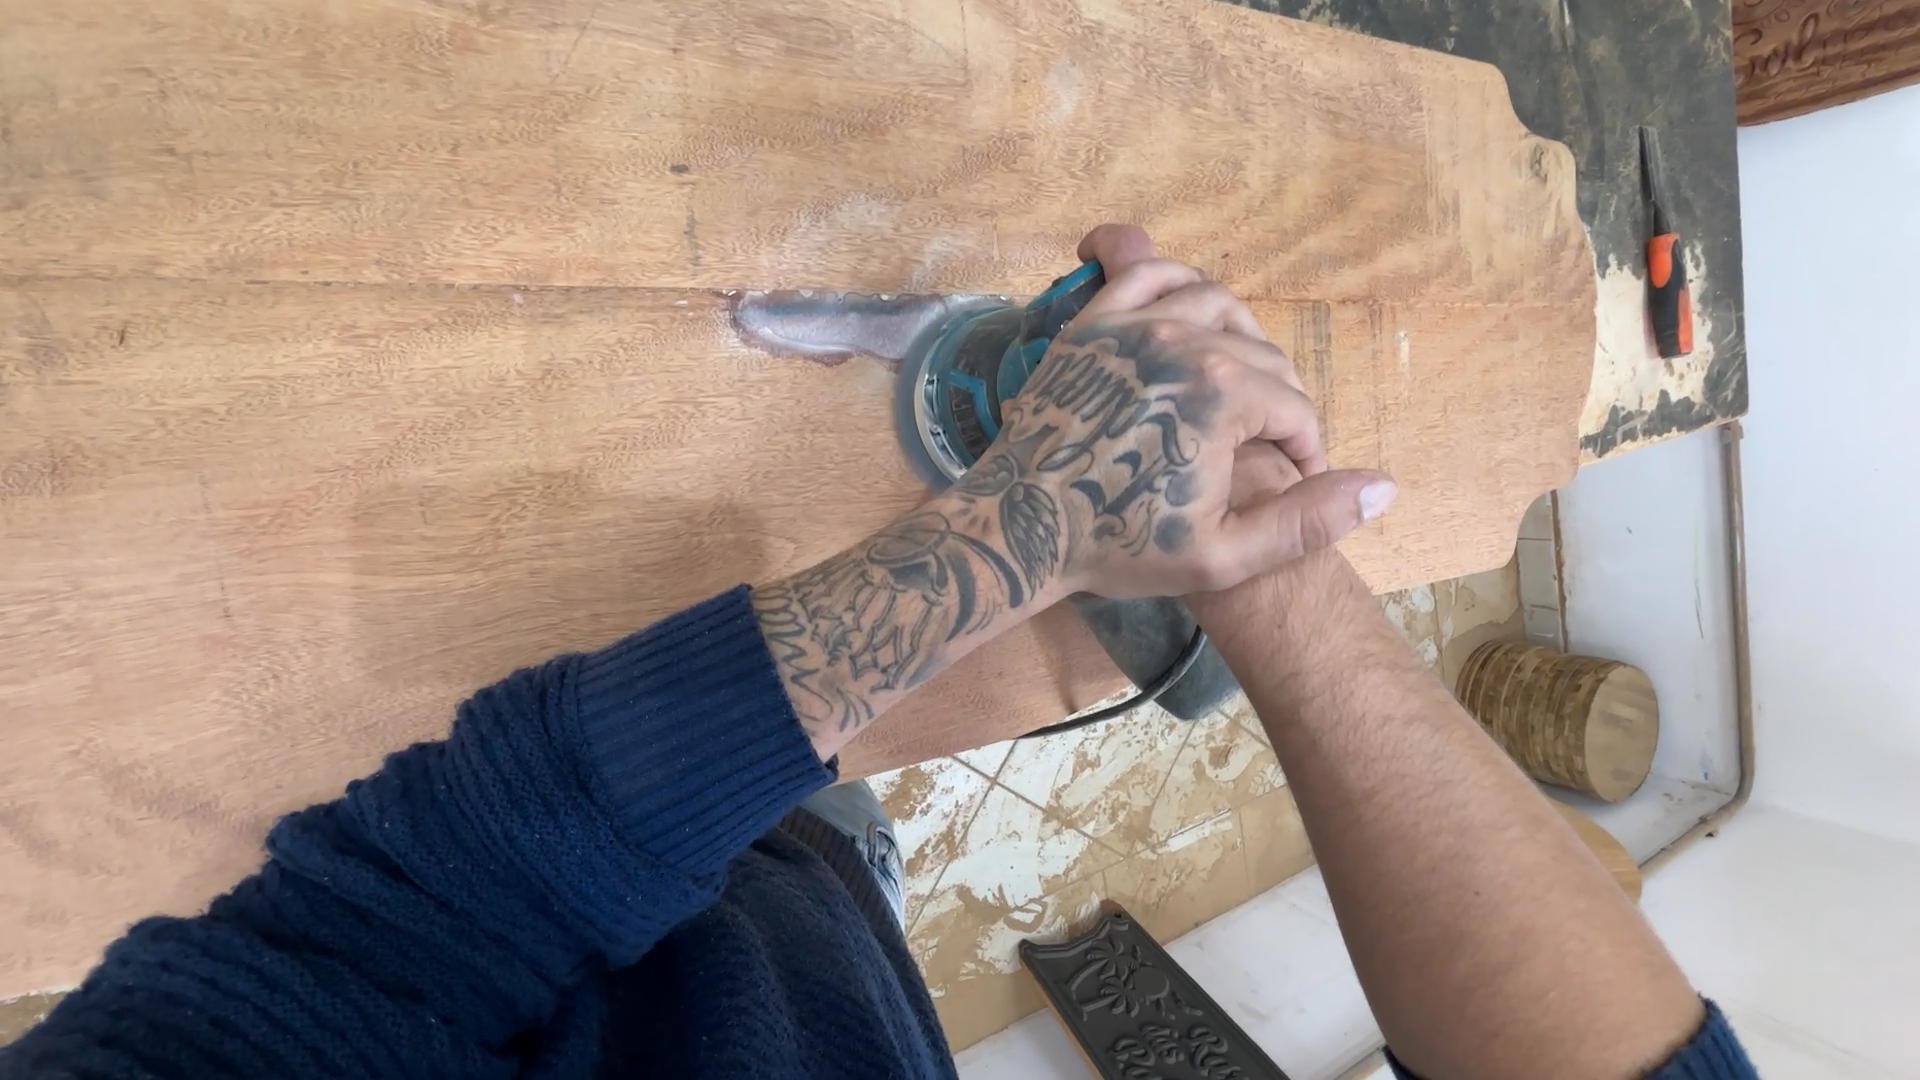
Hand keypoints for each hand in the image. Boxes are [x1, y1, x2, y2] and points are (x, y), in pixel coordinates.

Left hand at [961, 225, 1396, 598]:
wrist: (1023, 526)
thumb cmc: (1116, 545)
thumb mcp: (1221, 556)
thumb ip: (1307, 522)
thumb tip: (1385, 486)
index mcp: (1223, 394)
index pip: (1294, 407)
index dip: (1302, 447)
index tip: (1291, 474)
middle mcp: (1184, 342)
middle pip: (1262, 356)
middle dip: (1275, 401)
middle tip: (1261, 442)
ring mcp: (1132, 326)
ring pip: (1216, 305)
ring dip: (1240, 338)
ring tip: (1236, 383)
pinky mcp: (1092, 326)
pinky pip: (1146, 276)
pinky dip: (1175, 277)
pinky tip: (1185, 300)